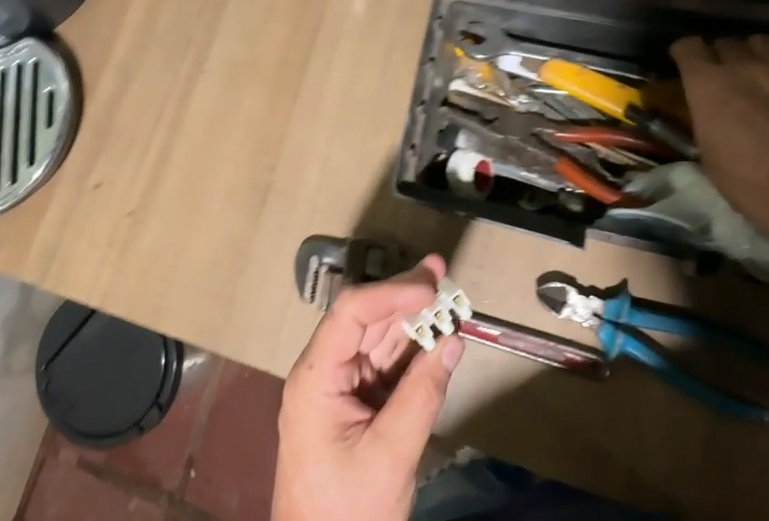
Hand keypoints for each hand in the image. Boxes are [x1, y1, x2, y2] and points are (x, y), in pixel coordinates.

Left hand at [273, 255, 464, 520]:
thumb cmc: (346, 510)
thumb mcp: (389, 456)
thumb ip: (422, 396)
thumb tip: (452, 342)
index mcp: (316, 377)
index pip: (351, 314)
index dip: (390, 292)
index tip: (430, 288)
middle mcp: (325, 372)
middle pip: (365, 319)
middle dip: (404, 294)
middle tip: (442, 271)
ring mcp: (341, 388)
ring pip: (379, 339)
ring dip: (412, 317)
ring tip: (445, 293)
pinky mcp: (357, 405)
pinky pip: (386, 366)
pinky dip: (413, 349)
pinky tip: (436, 333)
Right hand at [670, 35, 768, 268]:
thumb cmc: (757, 188)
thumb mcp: (713, 160)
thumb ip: (708, 125)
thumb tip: (712, 118)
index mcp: (708, 86)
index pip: (688, 48)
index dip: (684, 55)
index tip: (684, 66)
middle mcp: (744, 67)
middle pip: (726, 43)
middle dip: (718, 57)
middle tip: (720, 79)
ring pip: (761, 43)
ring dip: (751, 55)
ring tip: (754, 76)